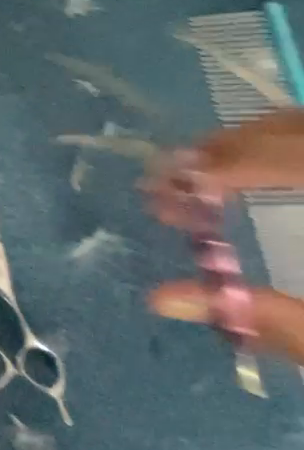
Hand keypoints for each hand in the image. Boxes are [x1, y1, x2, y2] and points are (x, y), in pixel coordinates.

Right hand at [145, 109, 303, 361]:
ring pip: (302, 127)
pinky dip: (279, 154)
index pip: (299, 156)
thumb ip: (275, 322)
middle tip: (171, 184)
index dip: (232, 162)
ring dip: (251, 146)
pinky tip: (252, 182)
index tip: (172, 189)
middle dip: (228, 150)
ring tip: (203, 181)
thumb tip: (159, 299)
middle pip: (296, 129)